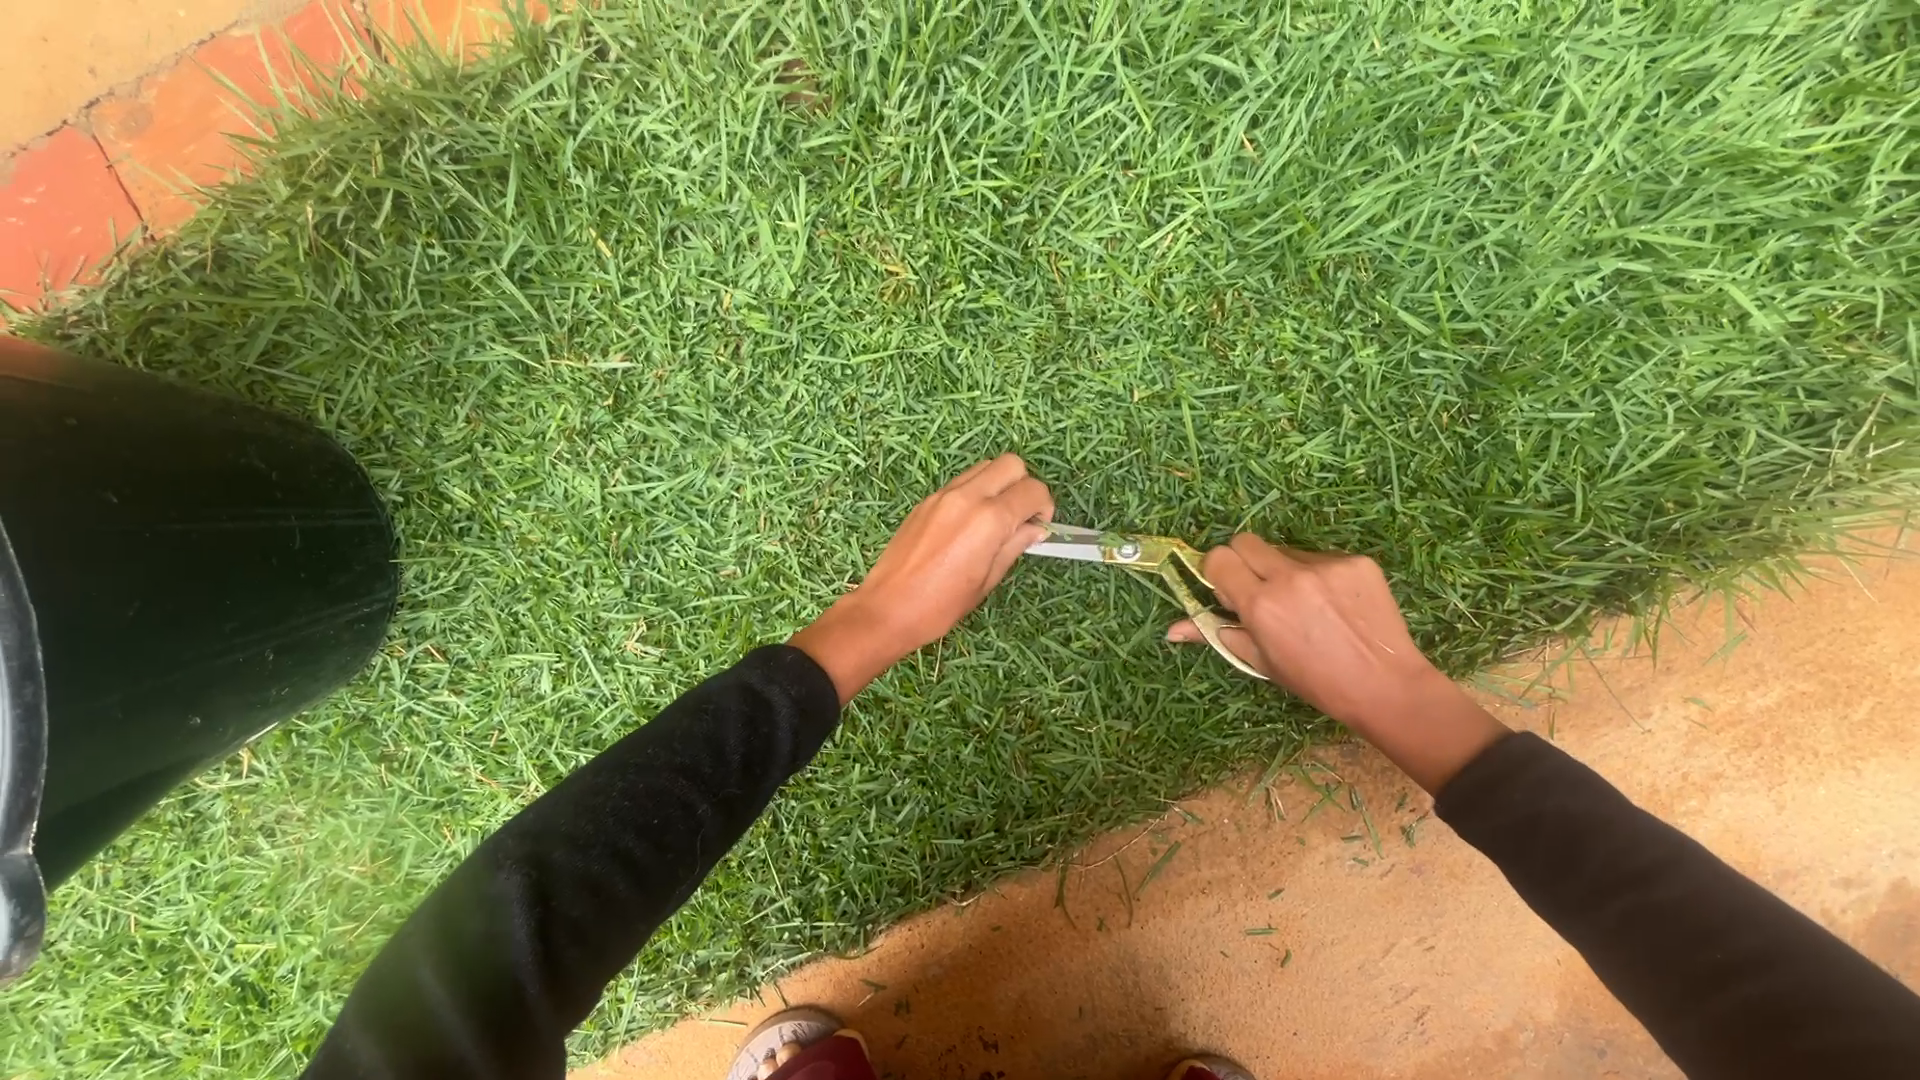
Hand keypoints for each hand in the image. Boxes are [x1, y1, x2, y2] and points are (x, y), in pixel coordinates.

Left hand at [791, 454, 1053, 702]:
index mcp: (988, 519)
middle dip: (1024, 485)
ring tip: (996, 519)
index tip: (1039, 525)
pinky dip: (976, 492)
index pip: (1032, 491)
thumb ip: (1014, 545)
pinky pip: (961, 482)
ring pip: (985, 467)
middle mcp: (967, 497)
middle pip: (1010, 464)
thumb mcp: (988, 579)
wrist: (888, 608)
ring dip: (999, 484)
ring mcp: (943, 495)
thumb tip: (1034, 528)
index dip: (1044, 507)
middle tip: (1021, 516)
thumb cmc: (941, 605)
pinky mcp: (926, 501)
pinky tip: (971, 524)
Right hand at [1168, 535, 1508, 791]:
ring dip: (1282, 569)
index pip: (1218, 559)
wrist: (1386, 685)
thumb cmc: (1315, 681)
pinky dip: (1317, 575)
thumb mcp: (1260, 661)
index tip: (1227, 589)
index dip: (1217, 571)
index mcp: (1260, 605)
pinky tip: (1333, 603)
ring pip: (1284, 550)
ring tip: (1304, 603)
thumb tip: (1171, 629)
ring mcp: (1325, 566)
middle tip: (1258, 588)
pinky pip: (1319, 557)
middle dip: (1243, 560)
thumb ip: (1215, 634)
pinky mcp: (1355, 562)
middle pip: (1245, 541)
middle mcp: (1289, 578)